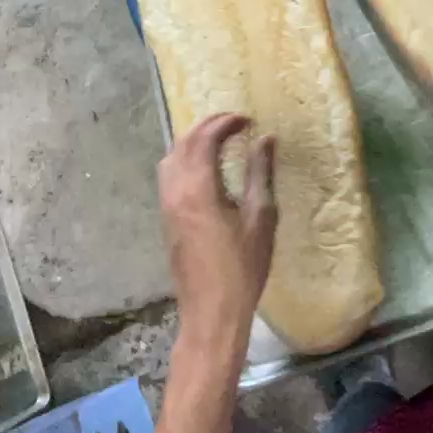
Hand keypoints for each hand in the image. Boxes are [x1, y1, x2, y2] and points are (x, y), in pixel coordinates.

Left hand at [157, 114, 276, 351]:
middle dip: (208, 126)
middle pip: (184, 143)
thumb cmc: (243, 267)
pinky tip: (205, 167)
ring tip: (219, 139)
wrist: (212, 312)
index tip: (248, 120)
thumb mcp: (261, 216)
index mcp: (198, 188)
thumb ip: (260, 172)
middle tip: (234, 122)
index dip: (226, 123)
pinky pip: (169, 175)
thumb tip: (265, 138)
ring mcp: (167, 206)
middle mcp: (175, 191)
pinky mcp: (167, 220)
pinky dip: (185, 159)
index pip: (206, 139)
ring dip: (193, 141)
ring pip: (171, 158)